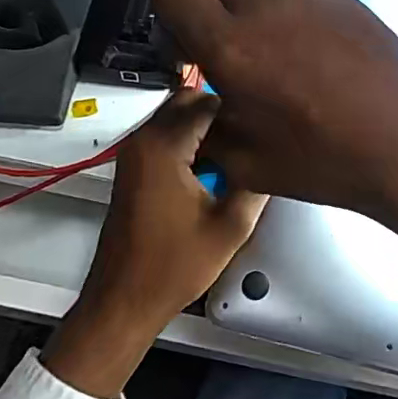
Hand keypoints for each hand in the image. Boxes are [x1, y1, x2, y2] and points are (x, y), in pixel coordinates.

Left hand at [42, 90, 267, 398]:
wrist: (125, 298)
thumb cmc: (170, 268)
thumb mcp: (230, 227)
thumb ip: (256, 184)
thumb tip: (272, 159)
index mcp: (163, 147)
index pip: (207, 100)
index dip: (240, 108)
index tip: (263, 122)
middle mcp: (142, 141)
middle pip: (186, 99)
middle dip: (221, 111)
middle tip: (252, 134)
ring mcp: (133, 153)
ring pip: (174, 116)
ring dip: (205, 126)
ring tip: (238, 151)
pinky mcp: (133, 168)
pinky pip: (164, 136)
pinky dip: (189, 141)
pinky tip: (214, 167)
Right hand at [151, 0, 397, 319]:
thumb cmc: (325, 161)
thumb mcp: (246, 163)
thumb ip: (204, 126)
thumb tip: (195, 105)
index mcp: (230, 45)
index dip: (170, 12)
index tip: (187, 47)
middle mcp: (265, 8)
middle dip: (214, 25)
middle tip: (238, 70)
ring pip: (262, 0)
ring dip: (258, 28)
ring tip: (291, 75)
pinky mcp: (345, 2)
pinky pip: (301, 7)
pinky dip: (298, 30)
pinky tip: (328, 70)